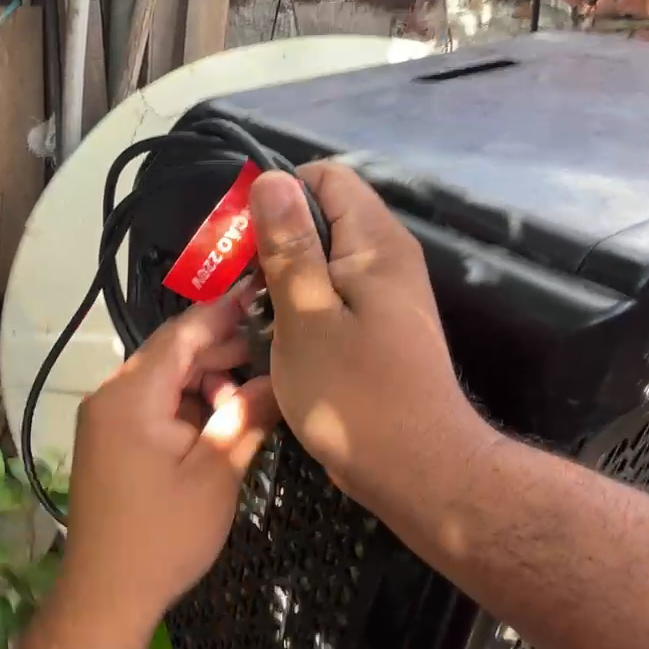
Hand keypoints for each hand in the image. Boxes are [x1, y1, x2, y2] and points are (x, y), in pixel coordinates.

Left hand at [59, 293, 279, 628]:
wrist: (106, 593)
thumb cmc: (163, 535)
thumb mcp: (217, 474)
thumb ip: (247, 417)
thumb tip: (279, 379)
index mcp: (131, 396)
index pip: (180, 334)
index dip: (221, 312)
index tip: (260, 293)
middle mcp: (109, 397)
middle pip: (169, 355)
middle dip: (219, 353)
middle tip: (270, 357)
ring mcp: (104, 420)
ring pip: (161, 382)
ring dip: (204, 384)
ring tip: (247, 402)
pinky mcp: (107, 442)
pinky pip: (149, 407)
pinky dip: (184, 408)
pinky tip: (217, 424)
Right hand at [248, 162, 495, 512]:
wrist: (414, 470)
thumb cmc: (355, 394)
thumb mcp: (306, 316)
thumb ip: (289, 247)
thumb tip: (271, 180)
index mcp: (374, 243)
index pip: (325, 178)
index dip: (277, 196)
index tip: (241, 240)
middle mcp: (384, 258)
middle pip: (319, 218)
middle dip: (270, 241)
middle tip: (234, 285)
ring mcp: (380, 295)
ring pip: (318, 261)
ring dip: (277, 278)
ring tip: (246, 313)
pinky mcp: (372, 328)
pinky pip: (326, 295)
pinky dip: (295, 306)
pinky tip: (271, 335)